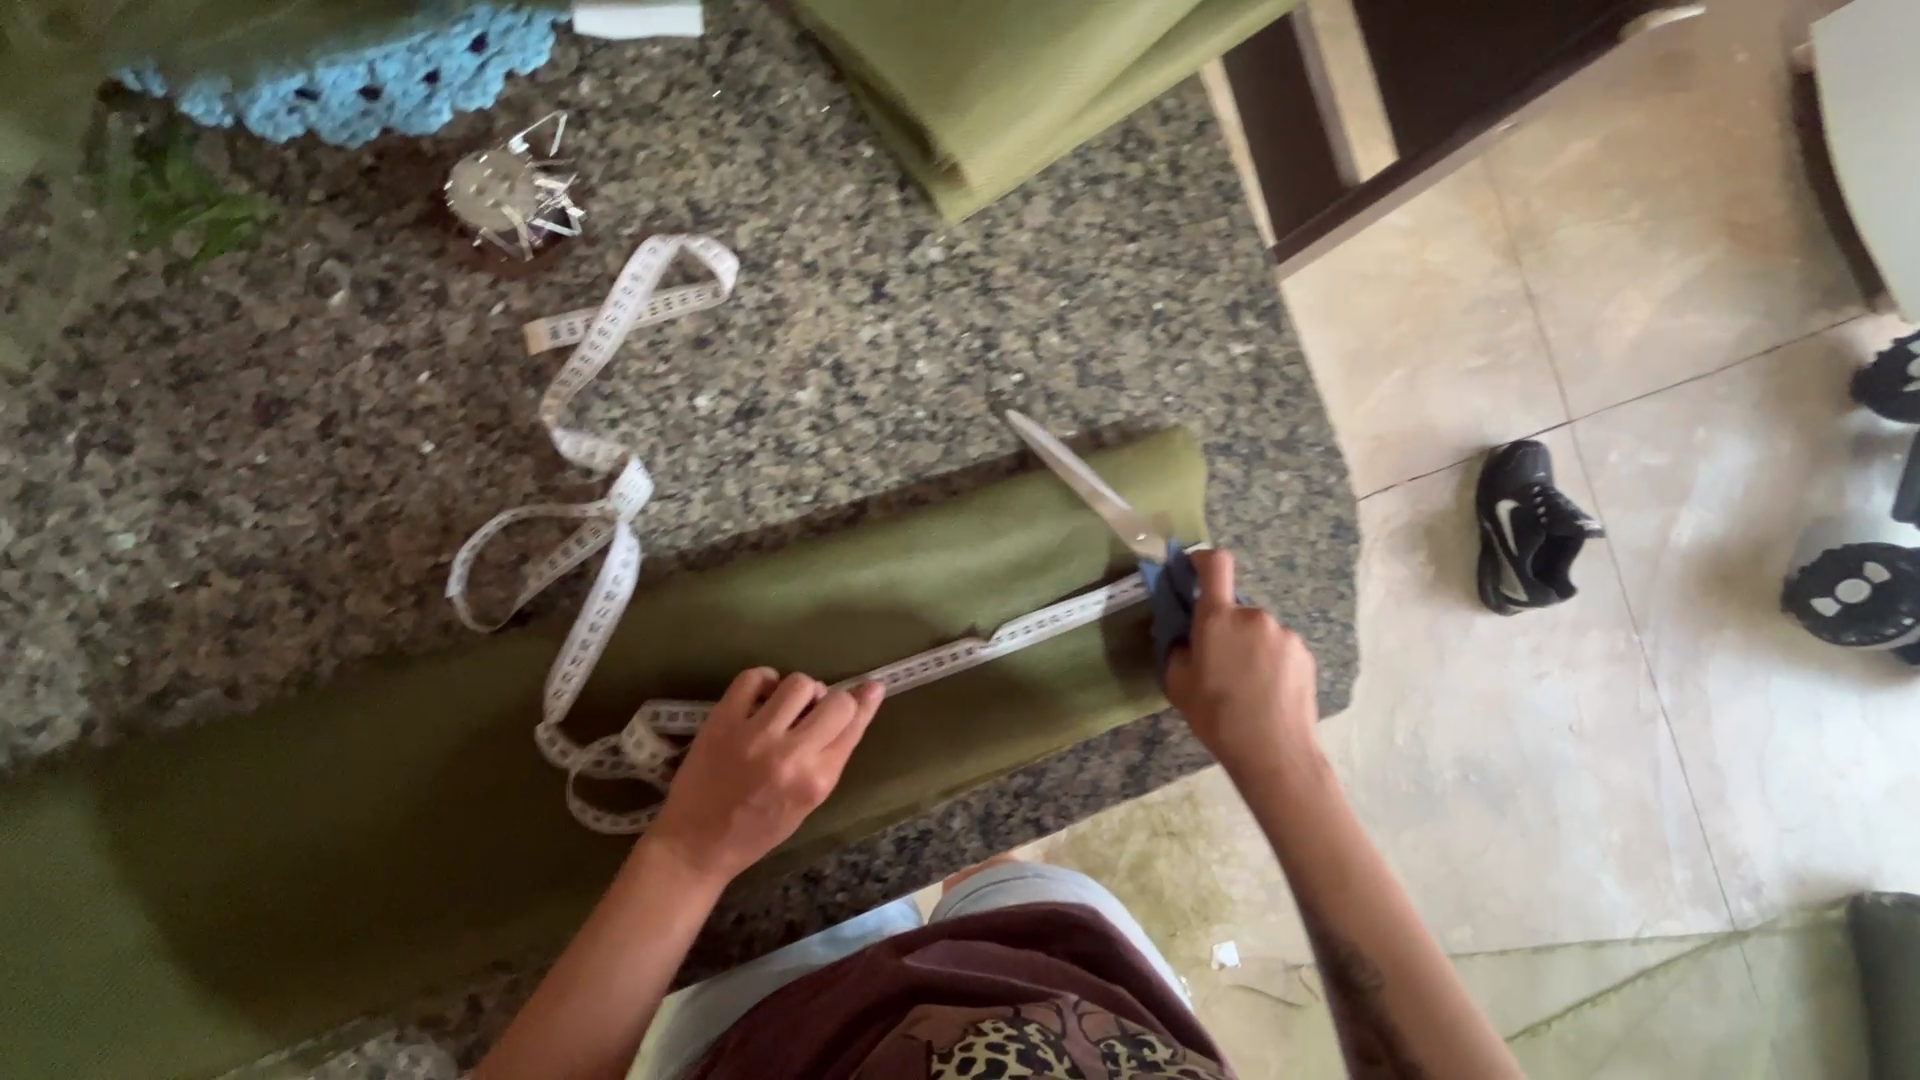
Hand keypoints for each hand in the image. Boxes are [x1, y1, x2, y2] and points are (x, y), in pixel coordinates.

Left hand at [647, 669, 883, 885]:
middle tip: (815, 710)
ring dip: (799, 690)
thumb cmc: (757, 830)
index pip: (853, 725)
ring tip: (786, 705)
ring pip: (799, 684)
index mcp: (817, 781)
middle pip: (835, 701)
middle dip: (832, 700)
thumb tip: (856, 711)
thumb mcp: (807, 803)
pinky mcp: (723, 722)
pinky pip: (754, 678)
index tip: (871, 687)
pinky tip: (762, 695)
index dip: (865, 702)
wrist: (696, 845)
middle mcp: (792, 755)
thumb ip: (831, 757)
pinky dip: (764, 680)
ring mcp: (755, 736)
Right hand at [1164, 549, 1318, 770]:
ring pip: (1257, 630)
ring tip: (1247, 685)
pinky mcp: (1304, 653)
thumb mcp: (1177, 682)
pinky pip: (1279, 647)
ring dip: (1249, 646)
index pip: (1215, 564)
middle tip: (1219, 663)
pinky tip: (1268, 692)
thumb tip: (1186, 635)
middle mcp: (1253, 616)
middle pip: (1234, 608)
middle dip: (1225, 626)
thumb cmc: (1215, 715)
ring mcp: (1284, 633)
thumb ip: (1178, 647)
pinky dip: (1270, 661)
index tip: (1193, 570)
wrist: (1273, 751)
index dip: (1202, 559)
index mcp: (1218, 618)